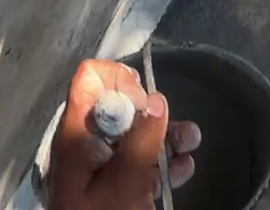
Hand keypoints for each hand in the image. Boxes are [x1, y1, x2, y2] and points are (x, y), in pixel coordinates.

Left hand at [45, 59, 199, 209]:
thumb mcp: (124, 186)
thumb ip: (141, 141)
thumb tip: (156, 99)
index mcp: (77, 134)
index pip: (89, 79)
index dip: (118, 78)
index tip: (142, 98)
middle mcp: (86, 144)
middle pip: (118, 107)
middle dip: (152, 112)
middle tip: (176, 127)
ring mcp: (99, 168)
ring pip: (133, 136)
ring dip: (165, 136)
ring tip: (192, 141)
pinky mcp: (113, 190)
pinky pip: (137, 164)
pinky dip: (161, 163)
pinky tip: (184, 168)